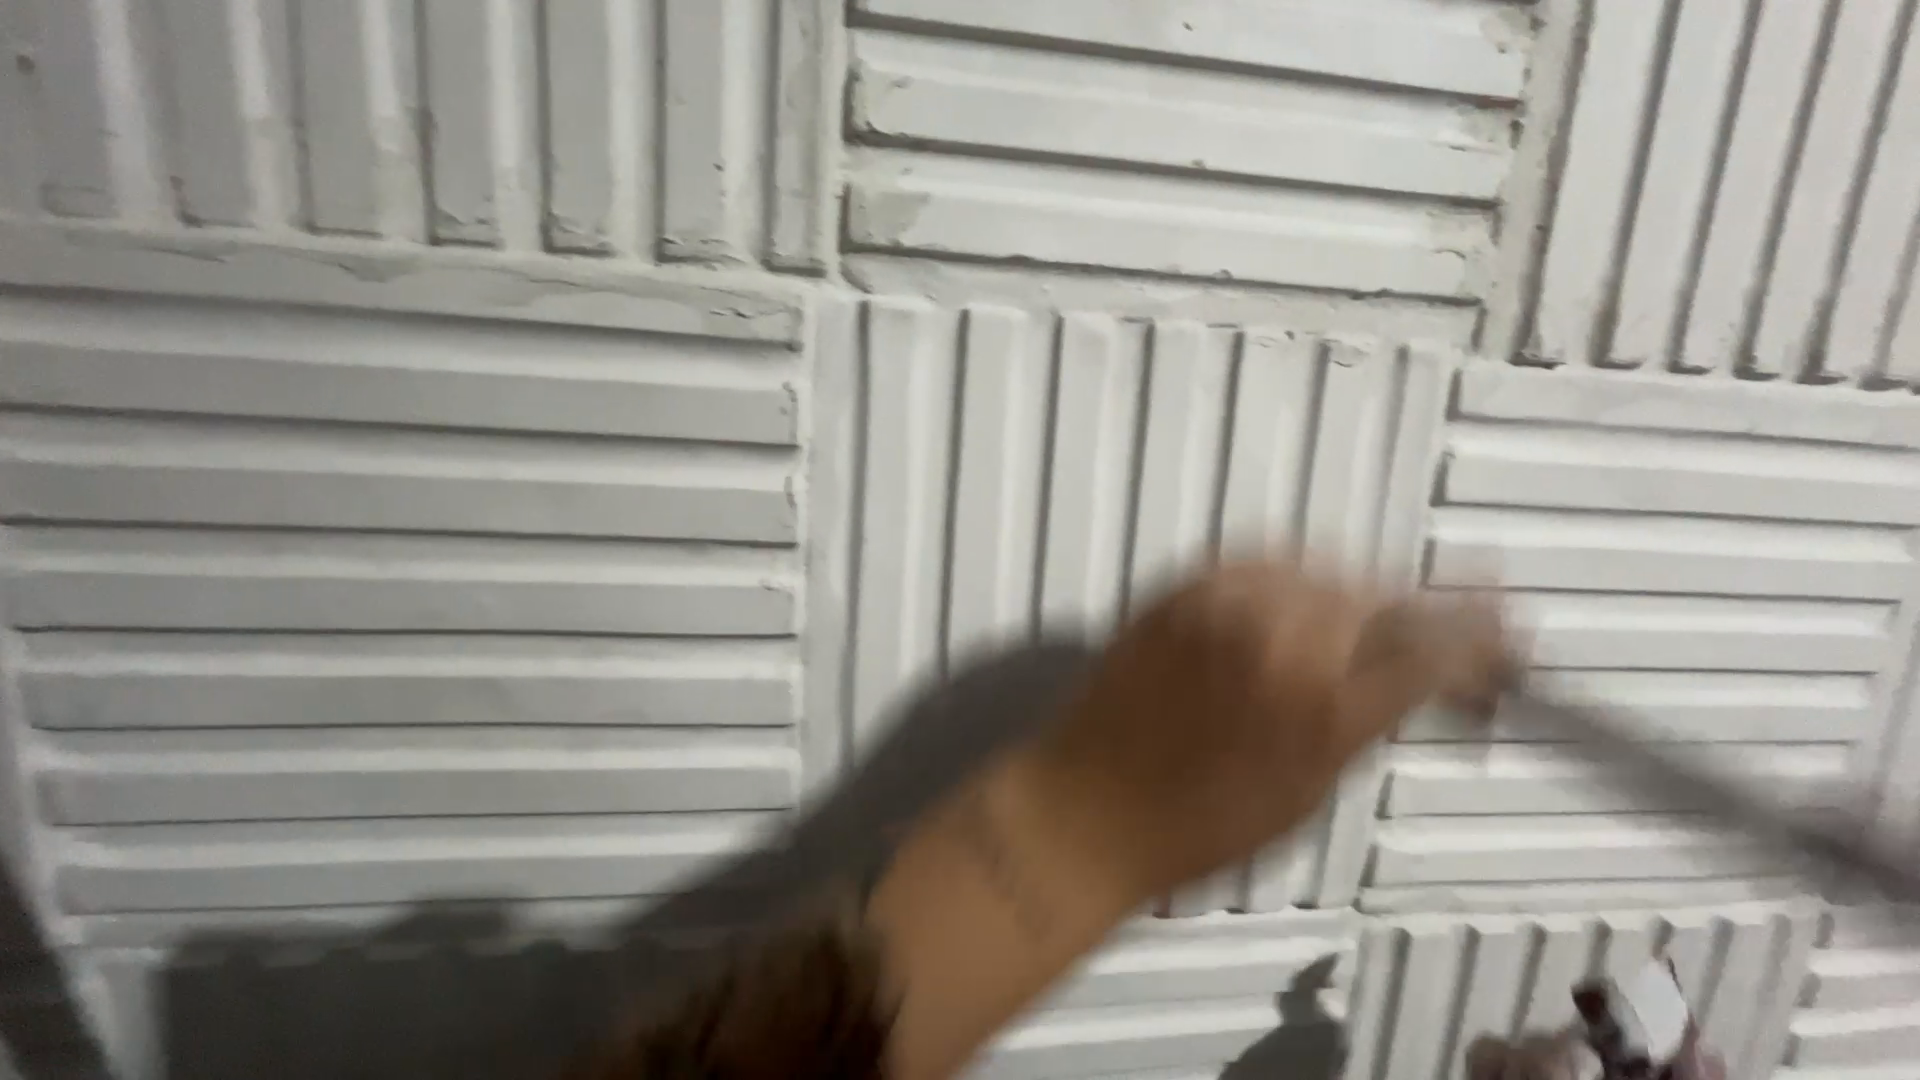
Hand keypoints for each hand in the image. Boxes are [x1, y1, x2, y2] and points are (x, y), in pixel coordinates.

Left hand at [1022, 557, 1515, 898]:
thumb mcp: (1307, 793)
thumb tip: (1409, 681)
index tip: (1507, 642)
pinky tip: (1302, 599)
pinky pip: (1259, 558)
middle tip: (1429, 643)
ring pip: (1323, 570)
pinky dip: (1294, 574)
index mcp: (1324, 704)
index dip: (1482, 644)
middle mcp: (1280, 636)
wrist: (1086, 805)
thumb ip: (1362, 724)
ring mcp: (1223, 602)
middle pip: (1380, 600)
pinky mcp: (1180, 587)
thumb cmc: (1198, 826)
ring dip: (1356, 595)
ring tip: (1362, 626)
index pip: (1433, 652)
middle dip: (1417, 622)